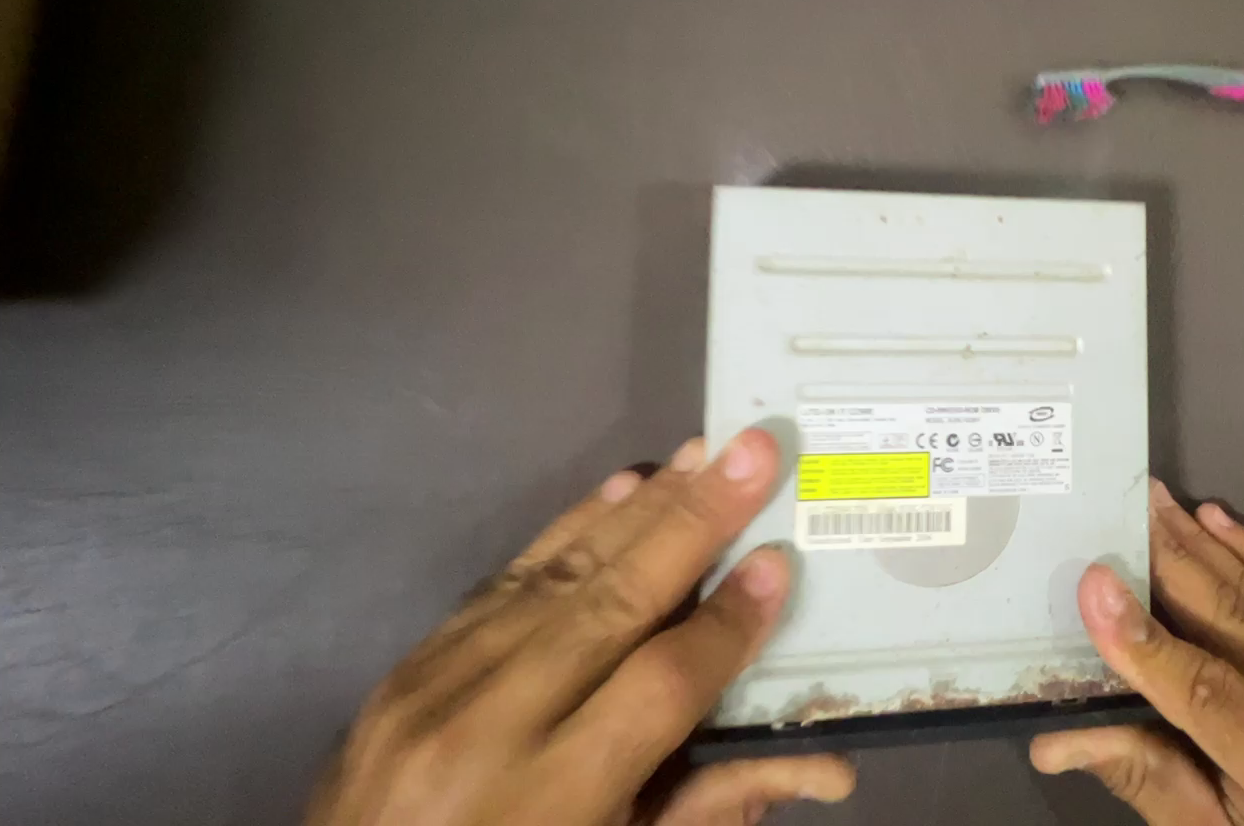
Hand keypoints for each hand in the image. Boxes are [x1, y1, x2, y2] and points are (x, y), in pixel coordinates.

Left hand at [306, 431, 854, 825]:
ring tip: (706, 453)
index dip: (726, 624)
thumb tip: (832, 767)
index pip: (659, 689)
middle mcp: (482, 736)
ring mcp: (434, 689)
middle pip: (613, 603)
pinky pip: (512, 575)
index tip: (779, 562)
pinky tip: (626, 484)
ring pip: (566, 572)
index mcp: (543, 809)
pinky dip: (578, 524)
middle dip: (698, 520)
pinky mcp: (411, 664)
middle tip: (755, 452)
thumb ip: (713, 806)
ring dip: (647, 505)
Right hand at [1031, 480, 1243, 825]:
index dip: (1149, 641)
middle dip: (1172, 558)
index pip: (1212, 696)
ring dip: (1201, 541)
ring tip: (1155, 496)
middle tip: (1122, 505)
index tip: (1094, 583)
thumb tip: (1052, 740)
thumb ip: (1147, 782)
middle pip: (1239, 623)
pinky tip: (1215, 516)